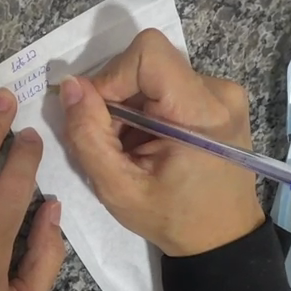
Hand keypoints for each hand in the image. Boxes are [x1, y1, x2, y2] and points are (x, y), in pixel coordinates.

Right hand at [59, 29, 264, 256]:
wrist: (222, 237)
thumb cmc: (171, 218)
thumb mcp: (117, 188)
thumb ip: (88, 135)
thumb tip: (68, 85)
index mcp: (200, 112)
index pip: (147, 53)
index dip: (111, 77)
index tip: (100, 117)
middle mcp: (218, 90)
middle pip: (146, 64)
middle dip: (116, 99)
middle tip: (114, 143)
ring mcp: (221, 93)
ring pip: (152, 76)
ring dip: (128, 108)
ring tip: (132, 148)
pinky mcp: (217, 99)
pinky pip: (165, 86)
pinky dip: (144, 112)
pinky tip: (148, 144)